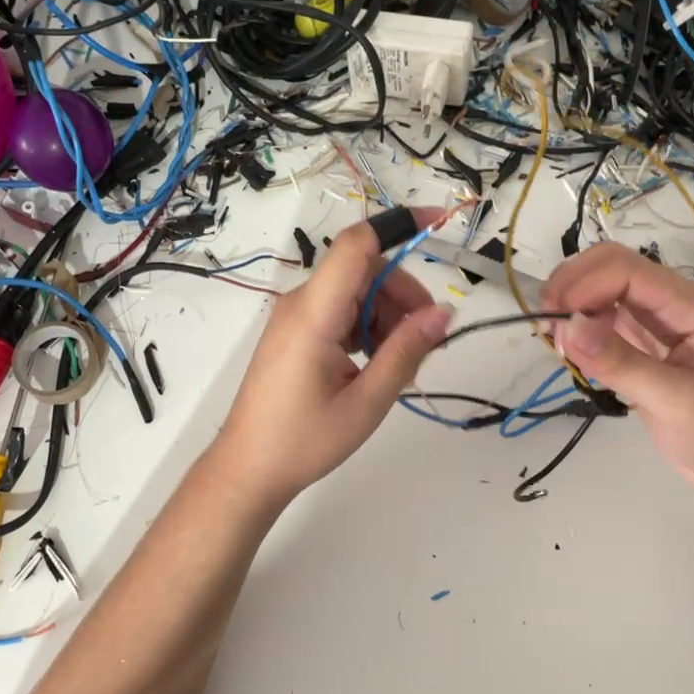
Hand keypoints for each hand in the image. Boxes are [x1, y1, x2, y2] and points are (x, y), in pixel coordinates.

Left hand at [211, 213, 452, 498]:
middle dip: (402, 294)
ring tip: (402, 363)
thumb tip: (444, 313)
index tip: (439, 225)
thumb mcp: (366, 402)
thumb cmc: (304, 441)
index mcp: (313, 314)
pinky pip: (339, 312)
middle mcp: (300, 304)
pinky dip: (366, 328)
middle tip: (427, 340)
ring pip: (354, 292)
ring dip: (387, 315)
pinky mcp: (294, 333)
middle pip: (362, 271)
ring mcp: (294, 318)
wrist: (248, 469)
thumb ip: (406, 352)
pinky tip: (377, 364)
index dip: (399, 226)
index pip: (356, 245)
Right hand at [541, 243, 693, 496]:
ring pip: (604, 295)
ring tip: (556, 346)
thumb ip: (622, 363)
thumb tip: (567, 327)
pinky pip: (607, 326)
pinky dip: (583, 333)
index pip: (624, 270)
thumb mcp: (678, 401)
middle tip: (546, 330)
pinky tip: (572, 355)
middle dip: (572, 288)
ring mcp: (660, 329)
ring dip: (573, 309)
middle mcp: (672, 307)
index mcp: (690, 306)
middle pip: (611, 269)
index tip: (551, 324)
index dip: (581, 285)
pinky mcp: (647, 353)